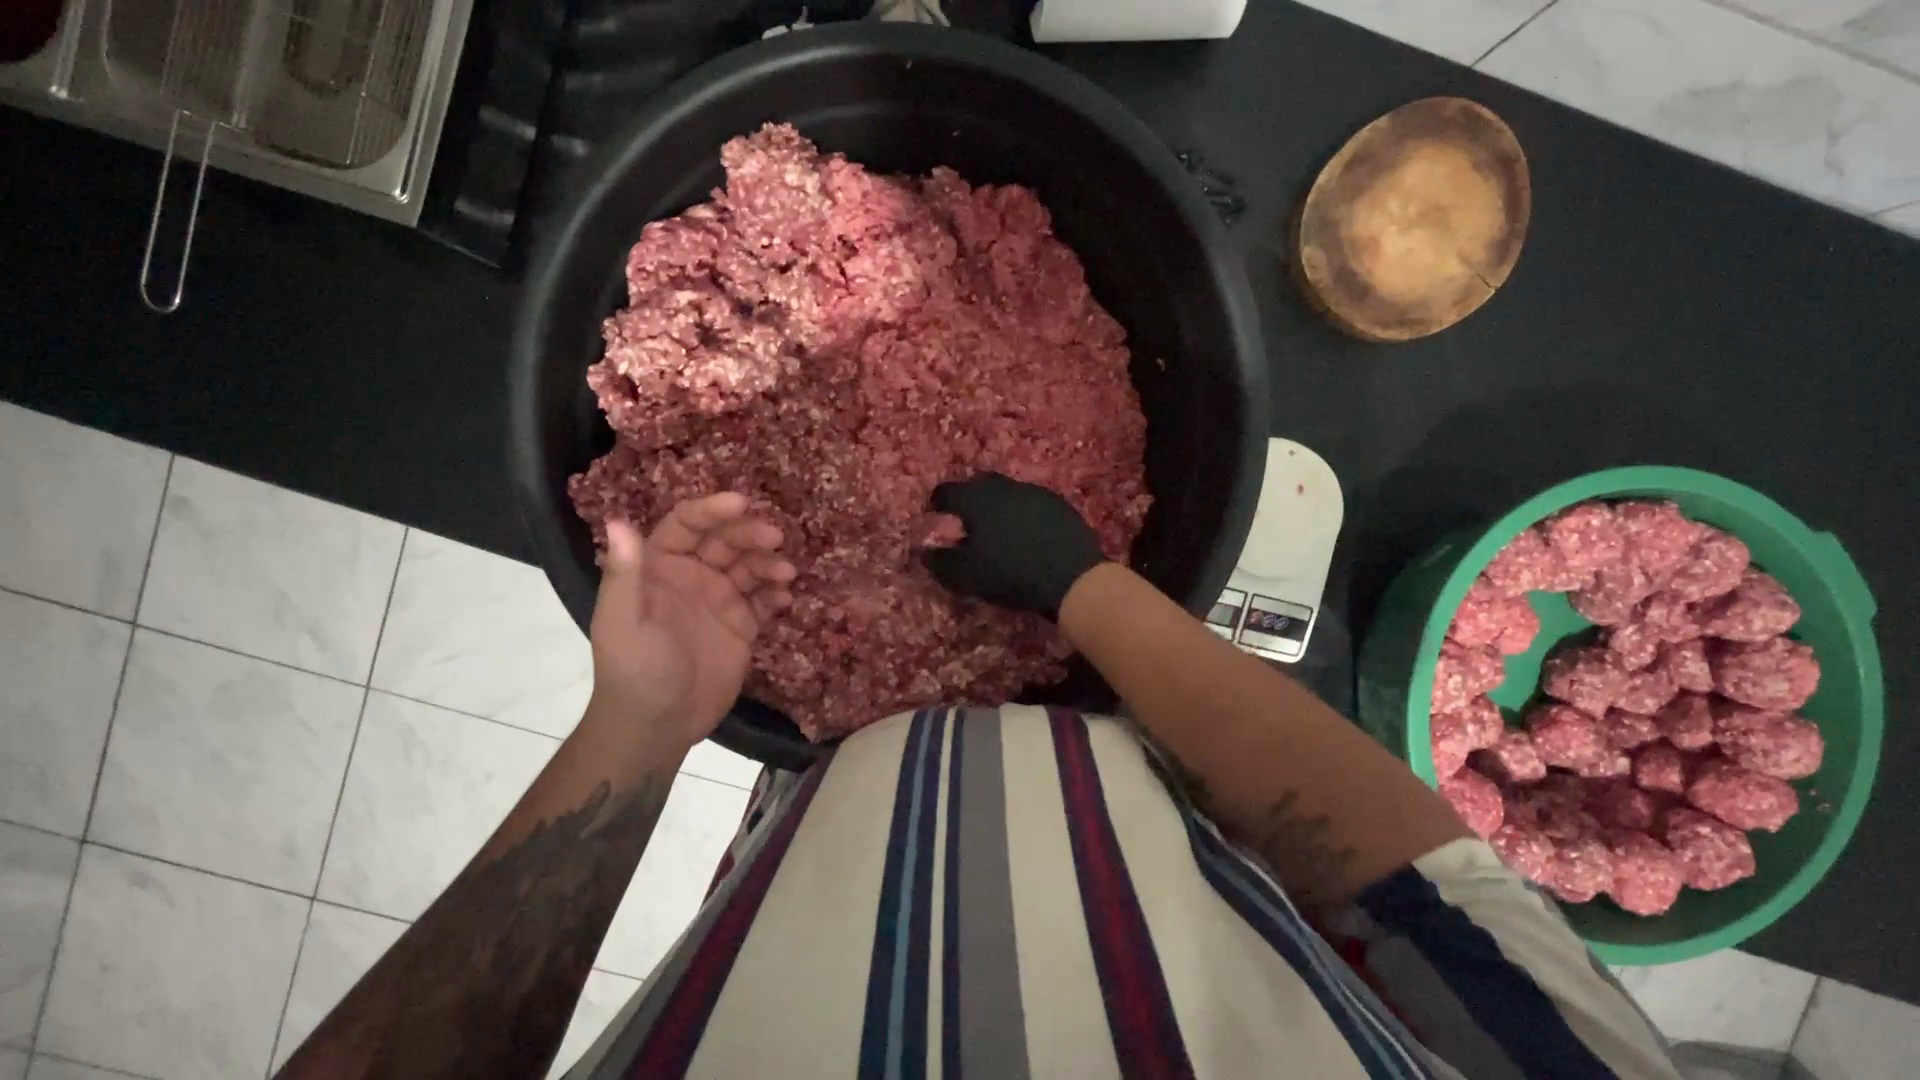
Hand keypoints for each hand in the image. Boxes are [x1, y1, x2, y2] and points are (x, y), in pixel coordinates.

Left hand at [587, 494, 794, 752]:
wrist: (658, 726)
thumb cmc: (634, 670)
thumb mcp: (623, 621)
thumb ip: (625, 573)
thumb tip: (618, 520)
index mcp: (658, 567)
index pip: (686, 525)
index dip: (712, 511)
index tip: (741, 502)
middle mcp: (691, 576)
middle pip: (725, 541)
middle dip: (749, 535)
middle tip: (775, 538)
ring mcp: (718, 601)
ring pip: (748, 567)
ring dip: (768, 563)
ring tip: (786, 573)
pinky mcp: (741, 627)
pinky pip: (763, 600)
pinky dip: (775, 594)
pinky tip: (785, 597)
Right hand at [922, 472, 1106, 616]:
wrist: (1071, 578)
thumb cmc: (1009, 573)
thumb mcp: (965, 576)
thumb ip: (940, 562)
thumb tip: (926, 553)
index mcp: (976, 499)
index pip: (946, 491)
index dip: (937, 504)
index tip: (936, 516)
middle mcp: (1004, 487)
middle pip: (979, 486)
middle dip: (969, 501)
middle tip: (967, 523)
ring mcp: (1035, 493)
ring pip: (1007, 493)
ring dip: (998, 508)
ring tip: (999, 532)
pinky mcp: (1059, 505)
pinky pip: (1031, 505)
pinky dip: (1023, 516)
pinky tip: (1028, 537)